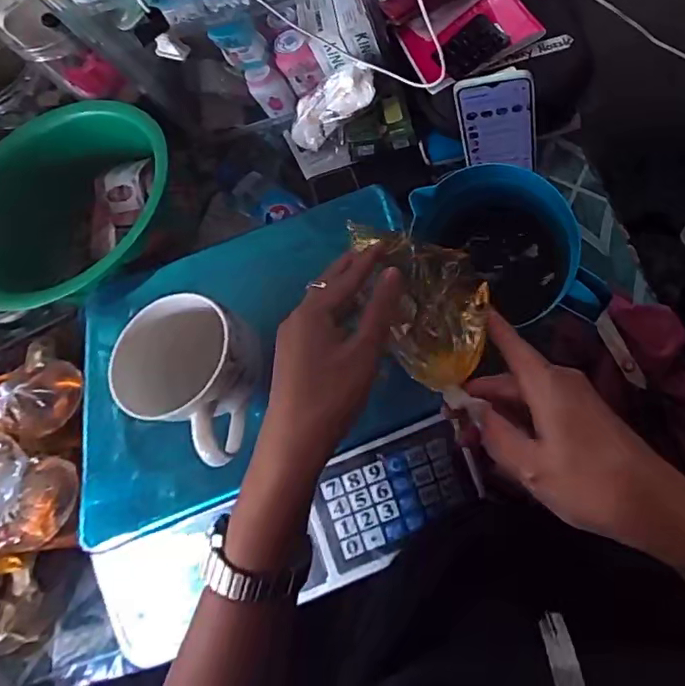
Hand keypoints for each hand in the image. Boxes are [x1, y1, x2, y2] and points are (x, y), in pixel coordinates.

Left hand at [259, 246, 403, 470]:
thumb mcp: (364, 352)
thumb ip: (379, 310)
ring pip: (320, 303)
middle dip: (349, 268)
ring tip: (361, 279)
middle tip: (369, 253)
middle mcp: (298, 317)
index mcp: (314, 312)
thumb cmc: (333, 395)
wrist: (293, 441)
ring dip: (341, 289)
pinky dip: (335, 309)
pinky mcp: (292, 353)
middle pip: (327, 284)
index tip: (384, 244)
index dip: (367, 261)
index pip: (346, 277)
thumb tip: (392, 273)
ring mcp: (291, 336)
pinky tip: (346, 318)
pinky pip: (316, 319)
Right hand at [465, 311, 684, 553]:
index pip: (511, 345)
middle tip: (451, 419)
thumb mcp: (534, 468)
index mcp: (546, 384)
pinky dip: (522, 423)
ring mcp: (576, 400)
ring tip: (472, 439)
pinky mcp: (587, 419)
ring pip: (527, 398)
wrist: (657, 506)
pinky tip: (508, 447)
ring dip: (500, 414)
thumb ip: (498, 436)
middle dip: (481, 396)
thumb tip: (475, 412)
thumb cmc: (591, 484)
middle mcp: (561, 382)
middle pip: (512, 379)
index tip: (472, 306)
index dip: (490, 326)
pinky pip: (544, 411)